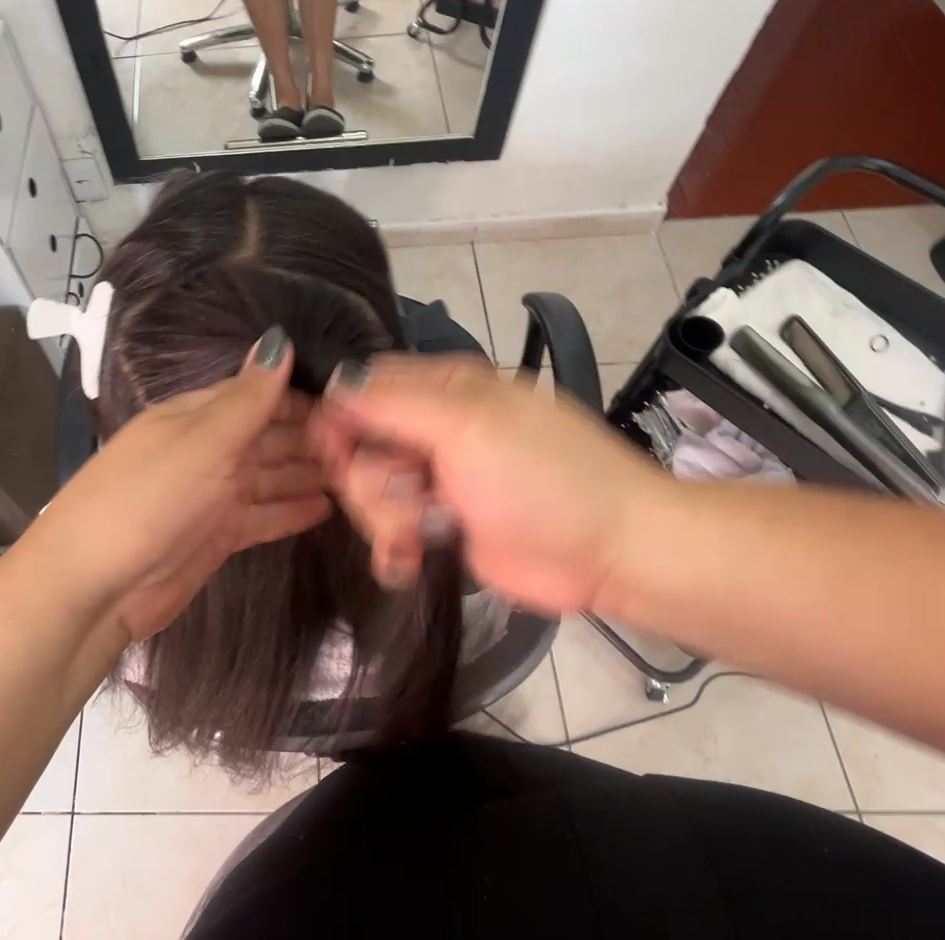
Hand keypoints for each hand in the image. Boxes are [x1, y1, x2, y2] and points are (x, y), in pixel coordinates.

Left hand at [17, 328, 332, 642]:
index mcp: (194, 417)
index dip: (300, 399)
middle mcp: (204, 451)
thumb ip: (247, 398)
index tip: (351, 407)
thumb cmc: (147, 500)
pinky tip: (325, 509)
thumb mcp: (202, 442)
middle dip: (310, 438)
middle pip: (266, 437)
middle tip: (368, 446)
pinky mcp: (214, 537)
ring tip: (358, 475)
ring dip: (307, 474)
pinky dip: (290, 511)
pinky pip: (261, 516)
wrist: (93, 586)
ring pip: (268, 477)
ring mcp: (209, 496)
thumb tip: (279, 341)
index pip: (255, 396)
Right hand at [308, 355, 669, 616]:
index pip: (365, 386)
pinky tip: (410, 559)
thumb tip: (335, 384)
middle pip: (359, 444)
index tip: (337, 452)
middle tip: (409, 497)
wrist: (609, 552)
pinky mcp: (440, 526)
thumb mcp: (467, 426)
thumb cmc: (542, 478)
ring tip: (422, 533)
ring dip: (386, 517)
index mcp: (443, 387)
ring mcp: (437, 479)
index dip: (340, 417)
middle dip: (372, 479)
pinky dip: (392, 547)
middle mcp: (434, 428)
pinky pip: (388, 530)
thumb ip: (394, 403)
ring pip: (370, 491)